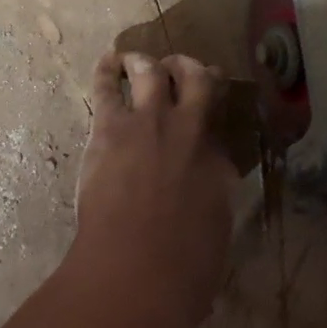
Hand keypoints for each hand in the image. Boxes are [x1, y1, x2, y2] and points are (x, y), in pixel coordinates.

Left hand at [3, 52, 238, 327]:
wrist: (138, 264)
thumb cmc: (182, 267)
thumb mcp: (213, 230)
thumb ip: (209, 196)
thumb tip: (202, 187)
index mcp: (220, 166)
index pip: (217, 127)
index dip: (210, 116)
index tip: (206, 111)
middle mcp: (190, 133)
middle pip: (196, 81)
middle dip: (189, 68)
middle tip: (181, 66)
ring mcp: (150, 122)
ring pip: (151, 71)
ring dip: (146, 62)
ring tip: (136, 61)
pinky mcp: (112, 125)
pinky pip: (106, 85)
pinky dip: (106, 68)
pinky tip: (107, 60)